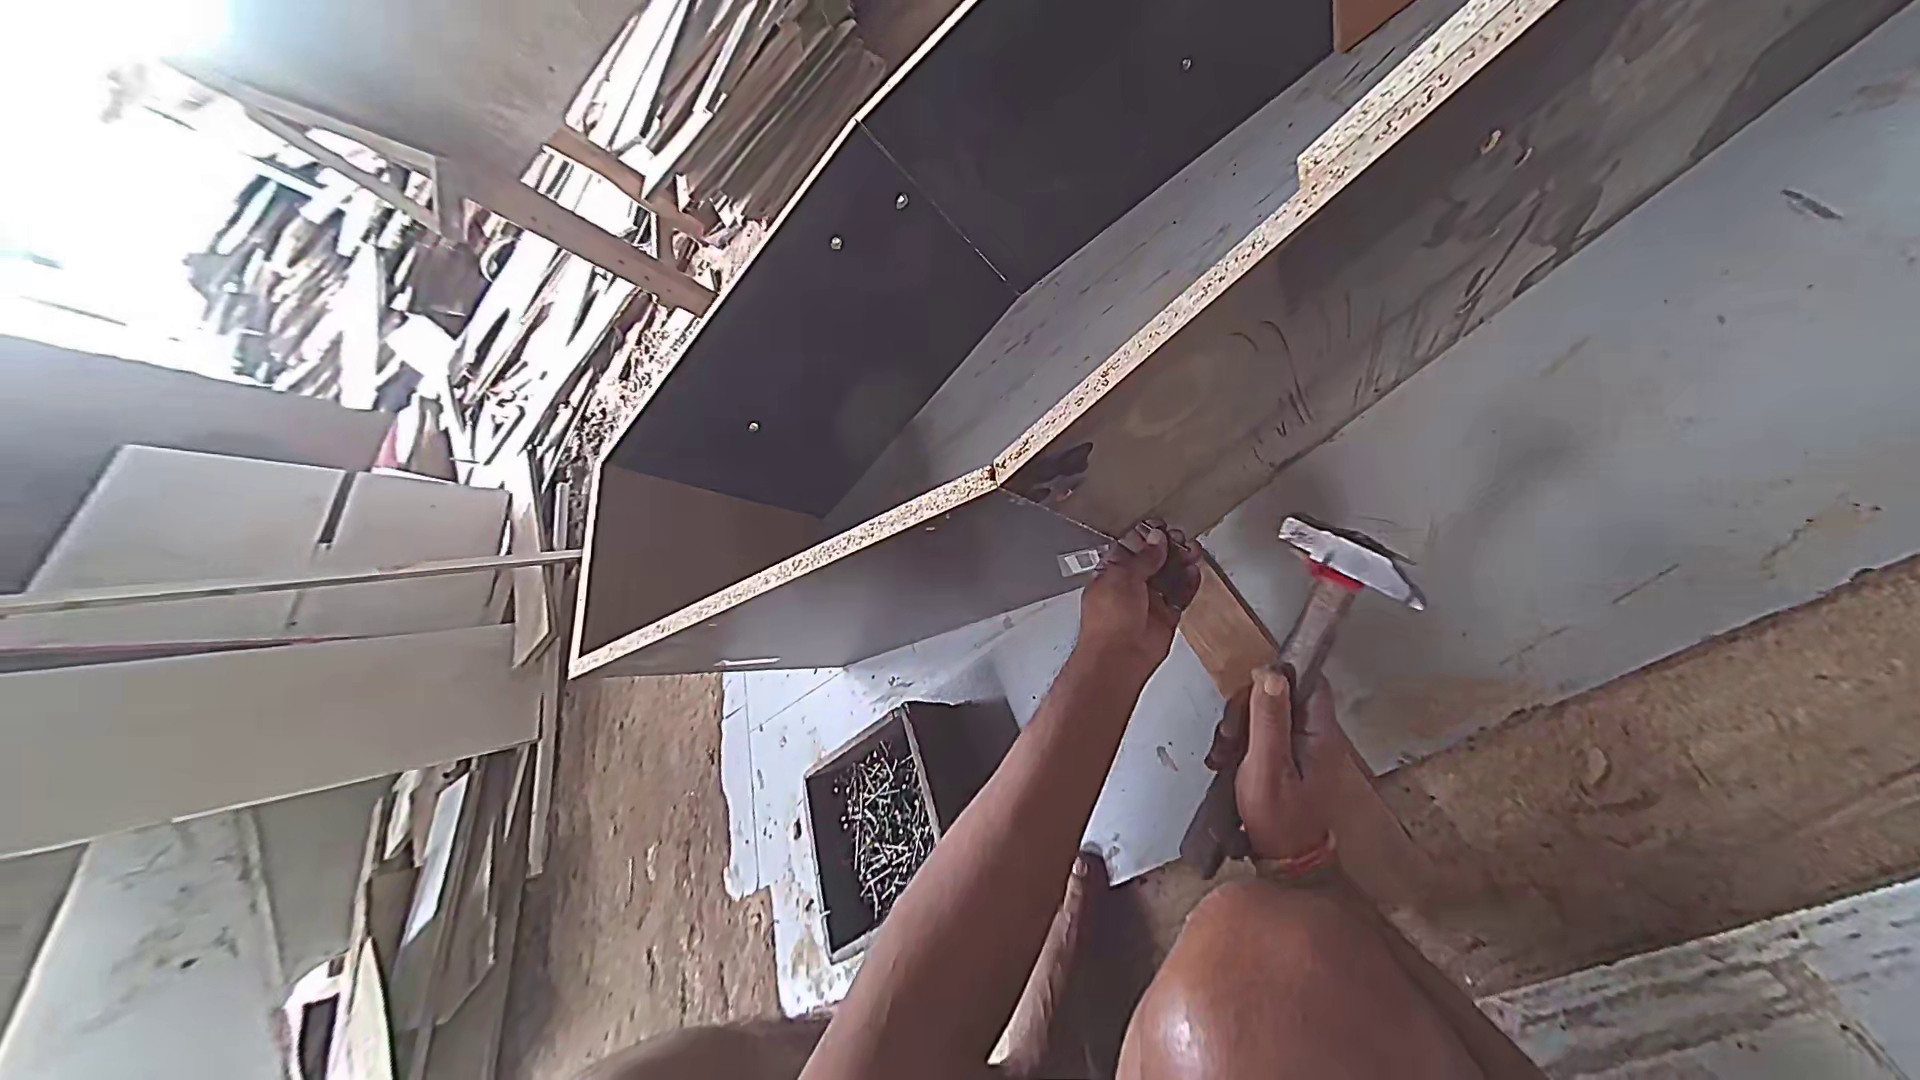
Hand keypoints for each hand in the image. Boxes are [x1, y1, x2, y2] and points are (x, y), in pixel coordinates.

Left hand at [1074, 521, 1201, 678]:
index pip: (1130, 547)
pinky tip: (1195, 570)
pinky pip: (1180, 595)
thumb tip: (1156, 539)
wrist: (1119, 655)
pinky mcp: (1165, 615)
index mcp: (1110, 572)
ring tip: (1193, 550)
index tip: (1161, 527)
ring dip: (1181, 562)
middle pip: (1153, 560)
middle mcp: (1129, 585)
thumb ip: (1143, 557)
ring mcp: (1148, 600)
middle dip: (1167, 548)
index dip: (1146, 536)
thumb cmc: (1108, 619)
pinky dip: (1189, 583)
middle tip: (1180, 538)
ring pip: (1169, 575)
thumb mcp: (1122, 576)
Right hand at [1219, 667, 1348, 861]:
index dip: (1278, 677)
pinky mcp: (1287, 756)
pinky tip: (1228, 758)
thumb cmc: (1278, 818)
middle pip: (1280, 694)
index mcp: (1320, 733)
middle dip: (1246, 707)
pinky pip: (1261, 730)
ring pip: (1265, 711)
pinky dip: (1241, 740)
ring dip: (1238, 726)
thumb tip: (1272, 674)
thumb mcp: (1266, 765)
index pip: (1309, 682)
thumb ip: (1268, 719)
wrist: (1285, 860)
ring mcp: (1302, 746)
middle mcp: (1316, 735)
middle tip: (1230, 734)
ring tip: (1225, 752)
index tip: (1249, 691)